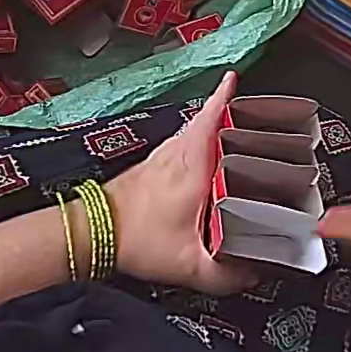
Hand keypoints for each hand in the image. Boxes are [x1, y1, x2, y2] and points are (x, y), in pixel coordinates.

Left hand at [106, 71, 255, 293]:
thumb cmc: (138, 239)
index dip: (223, 97)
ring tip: (234, 130)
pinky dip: (196, 141)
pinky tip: (204, 160)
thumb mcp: (189, 265)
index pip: (210, 119)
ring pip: (192, 131)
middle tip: (249, 107)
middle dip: (226, 110)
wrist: (95, 232)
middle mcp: (177, 153)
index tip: (233, 77)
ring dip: (210, 125)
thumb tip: (255, 274)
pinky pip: (182, 144)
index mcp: (191, 166)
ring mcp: (162, 157)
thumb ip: (226, 274)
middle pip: (205, 120)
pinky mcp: (152, 166)